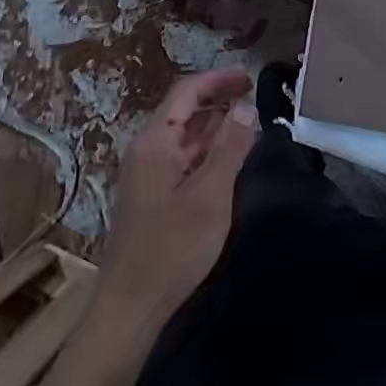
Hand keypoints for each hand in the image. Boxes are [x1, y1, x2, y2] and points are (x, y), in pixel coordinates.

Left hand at [33, 69, 255, 385]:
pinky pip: (183, 156)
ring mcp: (148, 172)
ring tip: (250, 122)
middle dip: (220, 97)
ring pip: (185, 134)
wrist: (130, 308)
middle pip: (185, 109)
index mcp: (156, 141)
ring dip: (216, 122)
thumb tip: (246, 105)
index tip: (251, 78)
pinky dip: (208, 147)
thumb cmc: (172, 247)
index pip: (187, 91)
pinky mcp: (153, 194)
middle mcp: (147, 149)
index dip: (219, 79)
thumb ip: (231, 146)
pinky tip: (229, 156)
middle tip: (255, 96)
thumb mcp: (211, 194)